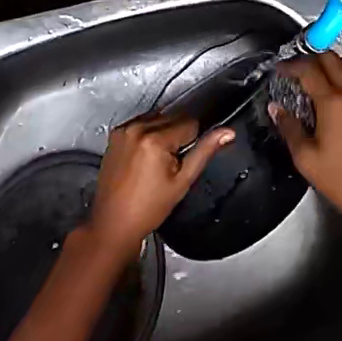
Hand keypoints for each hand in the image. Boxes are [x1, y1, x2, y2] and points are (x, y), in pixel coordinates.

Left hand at [87, 113, 232, 250]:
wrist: (114, 223)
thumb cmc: (148, 208)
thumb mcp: (183, 181)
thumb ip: (205, 151)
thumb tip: (228, 132)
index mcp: (155, 140)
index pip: (189, 123)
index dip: (193, 141)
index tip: (185, 159)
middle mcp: (137, 128)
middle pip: (173, 117)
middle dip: (178, 135)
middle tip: (173, 163)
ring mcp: (124, 130)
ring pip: (158, 117)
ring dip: (164, 131)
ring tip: (158, 162)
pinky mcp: (115, 134)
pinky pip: (141, 123)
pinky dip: (148, 133)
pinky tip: (145, 157)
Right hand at [268, 49, 341, 224]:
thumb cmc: (341, 178)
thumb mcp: (305, 158)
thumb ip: (289, 128)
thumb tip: (276, 109)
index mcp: (332, 102)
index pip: (309, 70)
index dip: (291, 66)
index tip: (279, 69)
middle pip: (330, 58)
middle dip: (310, 58)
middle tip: (294, 69)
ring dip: (328, 61)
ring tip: (312, 74)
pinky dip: (340, 73)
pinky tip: (328, 90)